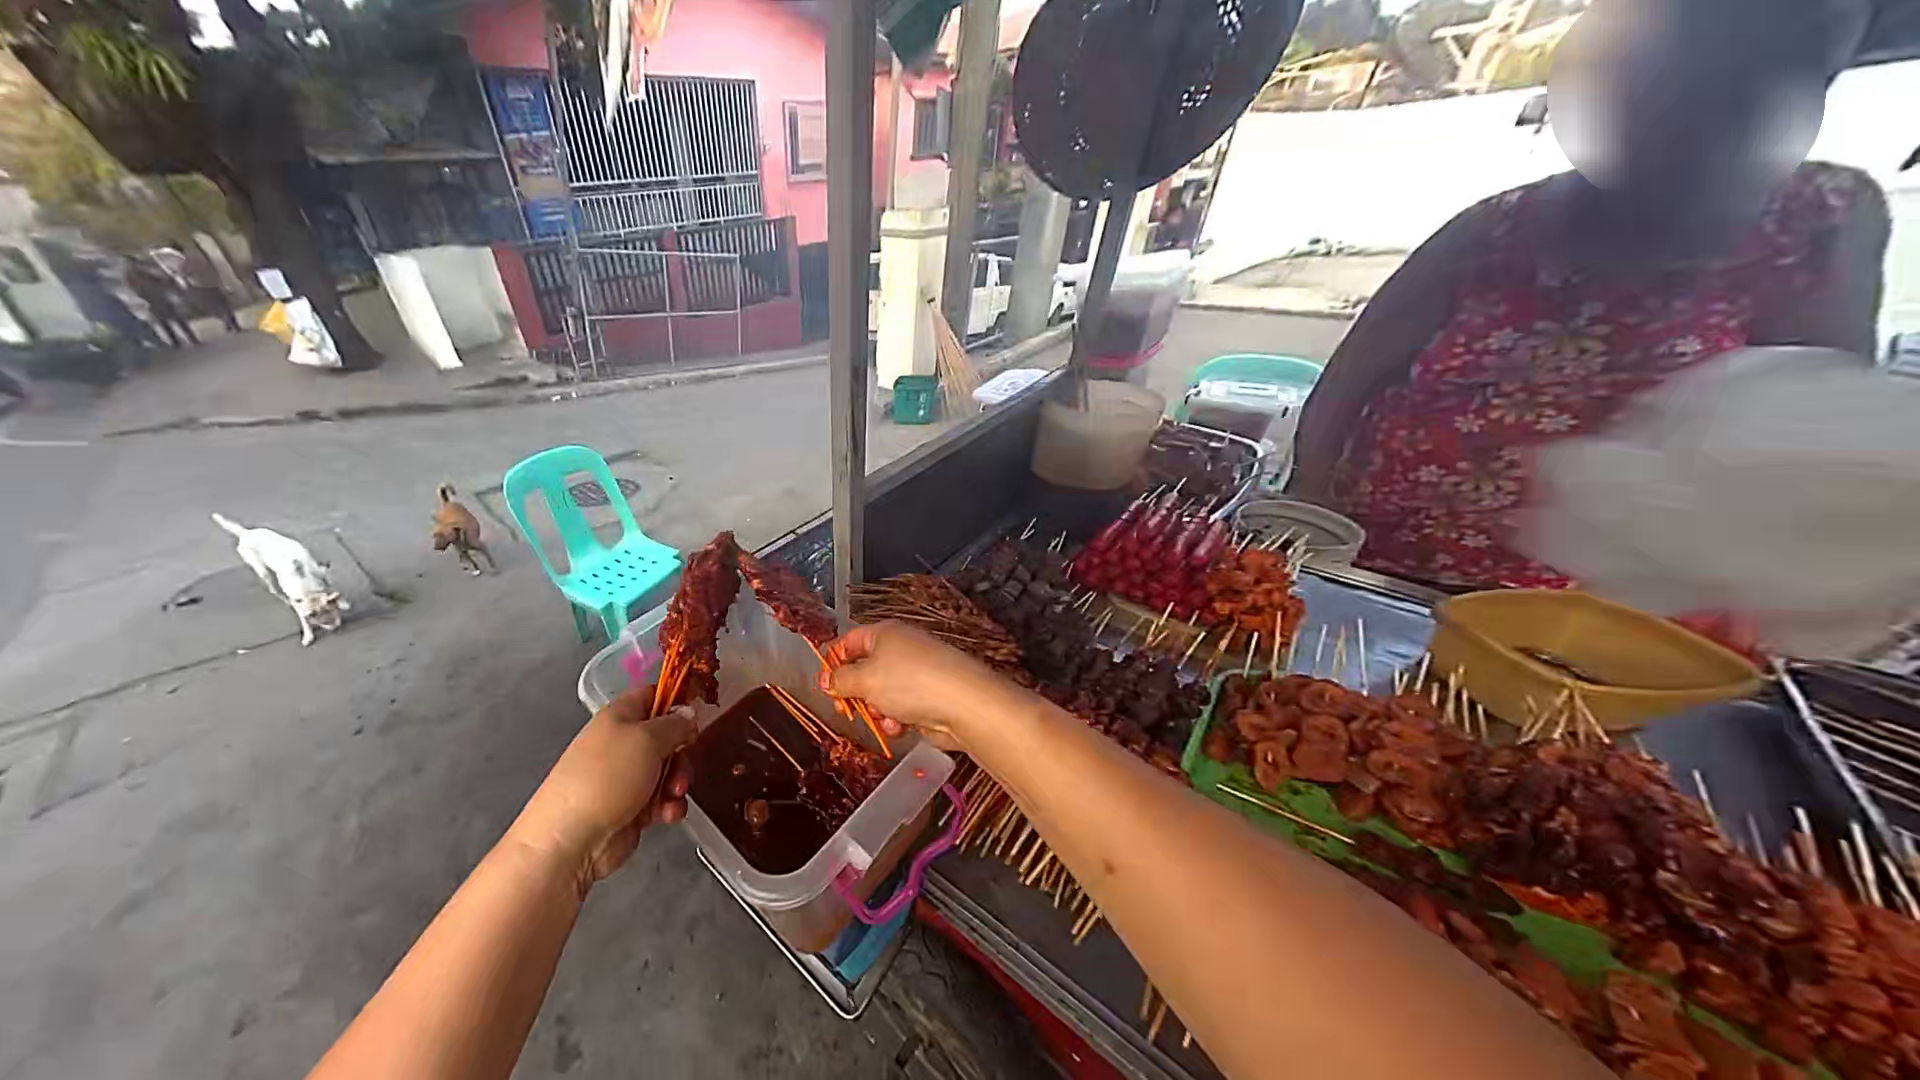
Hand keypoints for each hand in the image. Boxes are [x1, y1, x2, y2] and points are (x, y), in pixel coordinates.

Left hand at [507, 688, 696, 894]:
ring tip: (672, 795)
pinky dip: (669, 806)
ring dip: (677, 781)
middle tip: (680, 766)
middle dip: (681, 753)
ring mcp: (626, 777)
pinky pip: (662, 798)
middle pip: (668, 736)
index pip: (652, 694)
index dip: (676, 700)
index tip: (696, 714)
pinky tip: (666, 814)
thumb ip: (676, 723)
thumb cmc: (606, 778)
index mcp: (619, 717)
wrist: (570, 841)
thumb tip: (688, 713)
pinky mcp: (632, 807)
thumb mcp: (648, 739)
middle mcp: (622, 743)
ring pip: (669, 769)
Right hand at [817, 622, 1026, 749]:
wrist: (962, 704)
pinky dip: (897, 720)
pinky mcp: (927, 698)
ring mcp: (915, 674)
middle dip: (855, 692)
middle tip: (847, 707)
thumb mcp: (865, 679)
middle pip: (864, 670)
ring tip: (884, 717)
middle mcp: (900, 650)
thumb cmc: (911, 682)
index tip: (823, 683)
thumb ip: (840, 679)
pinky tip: (901, 727)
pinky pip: (900, 709)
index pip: (850, 640)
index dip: (834, 660)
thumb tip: (826, 678)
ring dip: (877, 710)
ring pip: (881, 694)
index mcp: (884, 634)